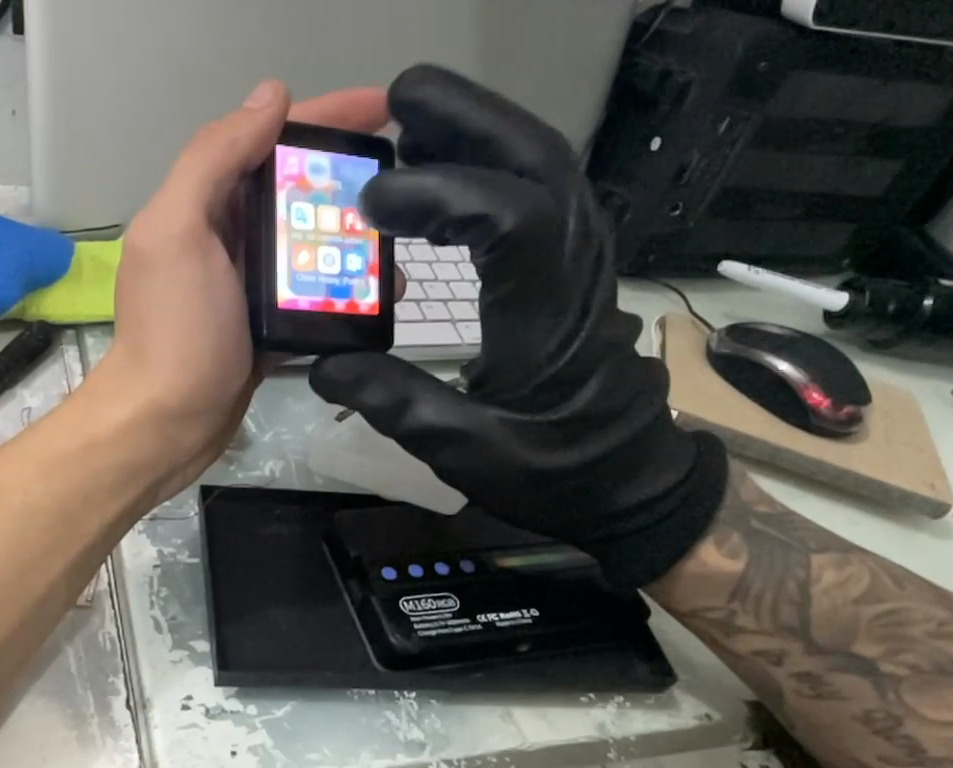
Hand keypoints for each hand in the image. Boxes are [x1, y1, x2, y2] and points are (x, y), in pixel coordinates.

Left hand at [86, 79, 388, 495]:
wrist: (166, 425)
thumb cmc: (174, 331)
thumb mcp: (180, 233)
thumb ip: (213, 158)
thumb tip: (270, 95)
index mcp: (203, 204)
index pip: (269, 140)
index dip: (325, 117)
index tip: (386, 110)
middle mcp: (225, 236)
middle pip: (298, 191)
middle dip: (350, 183)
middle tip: (404, 189)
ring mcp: (247, 284)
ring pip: (312, 244)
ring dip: (355, 242)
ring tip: (397, 253)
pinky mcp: (266, 326)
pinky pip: (313, 295)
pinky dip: (344, 291)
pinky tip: (379, 295)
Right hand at [308, 65, 727, 588]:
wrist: (627, 481)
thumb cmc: (553, 473)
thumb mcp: (466, 452)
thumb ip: (396, 404)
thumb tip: (325, 365)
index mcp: (547, 313)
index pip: (509, 218)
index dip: (441, 195)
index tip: (372, 203)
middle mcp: (574, 265)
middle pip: (537, 160)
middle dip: (468, 120)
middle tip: (397, 102)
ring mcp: (580, 258)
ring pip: (542, 164)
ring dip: (480, 130)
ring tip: (410, 120)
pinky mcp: (572, 264)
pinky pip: (538, 189)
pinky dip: (492, 162)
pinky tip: (447, 169)